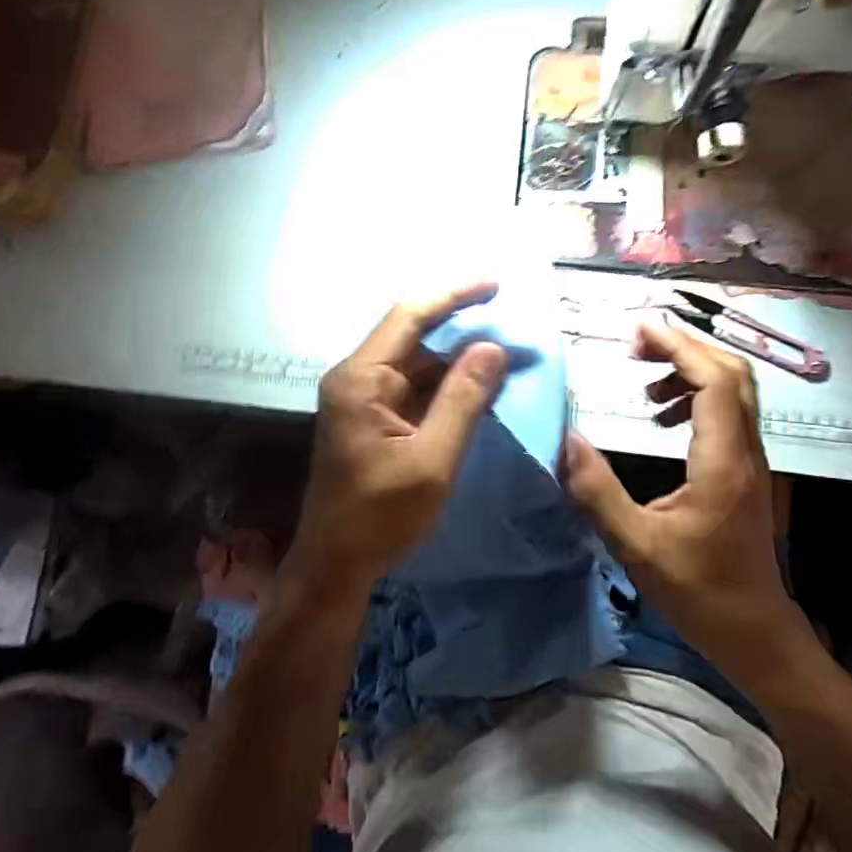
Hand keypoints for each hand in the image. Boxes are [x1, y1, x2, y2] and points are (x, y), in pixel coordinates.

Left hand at [288, 283, 505, 594]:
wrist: (335, 566)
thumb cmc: (380, 516)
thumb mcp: (432, 459)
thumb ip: (463, 400)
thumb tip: (493, 348)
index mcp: (362, 379)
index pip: (410, 317)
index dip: (454, 296)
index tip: (496, 285)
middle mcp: (359, 378)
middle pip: (417, 337)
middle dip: (466, 330)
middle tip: (516, 328)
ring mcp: (366, 399)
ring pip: (421, 363)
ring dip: (462, 360)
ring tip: (509, 354)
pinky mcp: (377, 418)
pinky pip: (419, 388)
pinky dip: (451, 386)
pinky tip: (483, 386)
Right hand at [564, 322, 811, 679]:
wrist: (755, 628)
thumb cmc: (700, 592)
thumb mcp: (638, 547)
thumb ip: (598, 493)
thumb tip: (567, 442)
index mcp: (724, 460)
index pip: (713, 379)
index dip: (678, 346)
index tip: (638, 332)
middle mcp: (747, 449)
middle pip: (731, 372)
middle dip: (685, 348)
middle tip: (637, 348)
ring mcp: (753, 458)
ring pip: (735, 389)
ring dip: (693, 371)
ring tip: (647, 389)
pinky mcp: (749, 468)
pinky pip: (731, 411)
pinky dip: (699, 397)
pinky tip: (666, 421)